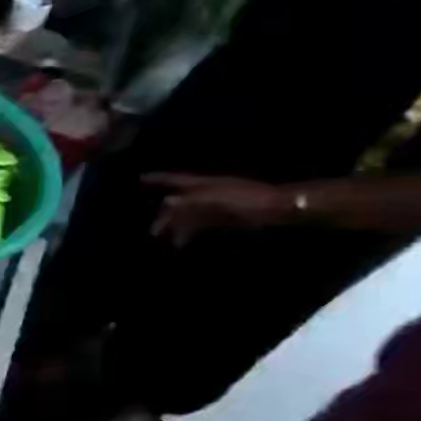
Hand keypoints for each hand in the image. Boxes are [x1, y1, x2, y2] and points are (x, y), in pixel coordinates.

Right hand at [145, 173, 296, 244]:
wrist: (279, 208)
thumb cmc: (250, 201)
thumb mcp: (218, 199)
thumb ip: (192, 201)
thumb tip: (166, 201)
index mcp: (205, 184)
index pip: (176, 179)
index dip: (158, 179)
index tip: (140, 178)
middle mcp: (207, 192)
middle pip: (179, 202)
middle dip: (164, 214)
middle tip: (153, 231)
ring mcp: (215, 205)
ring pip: (188, 215)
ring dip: (176, 226)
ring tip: (167, 241)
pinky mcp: (224, 217)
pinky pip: (200, 224)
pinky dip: (189, 232)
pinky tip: (183, 242)